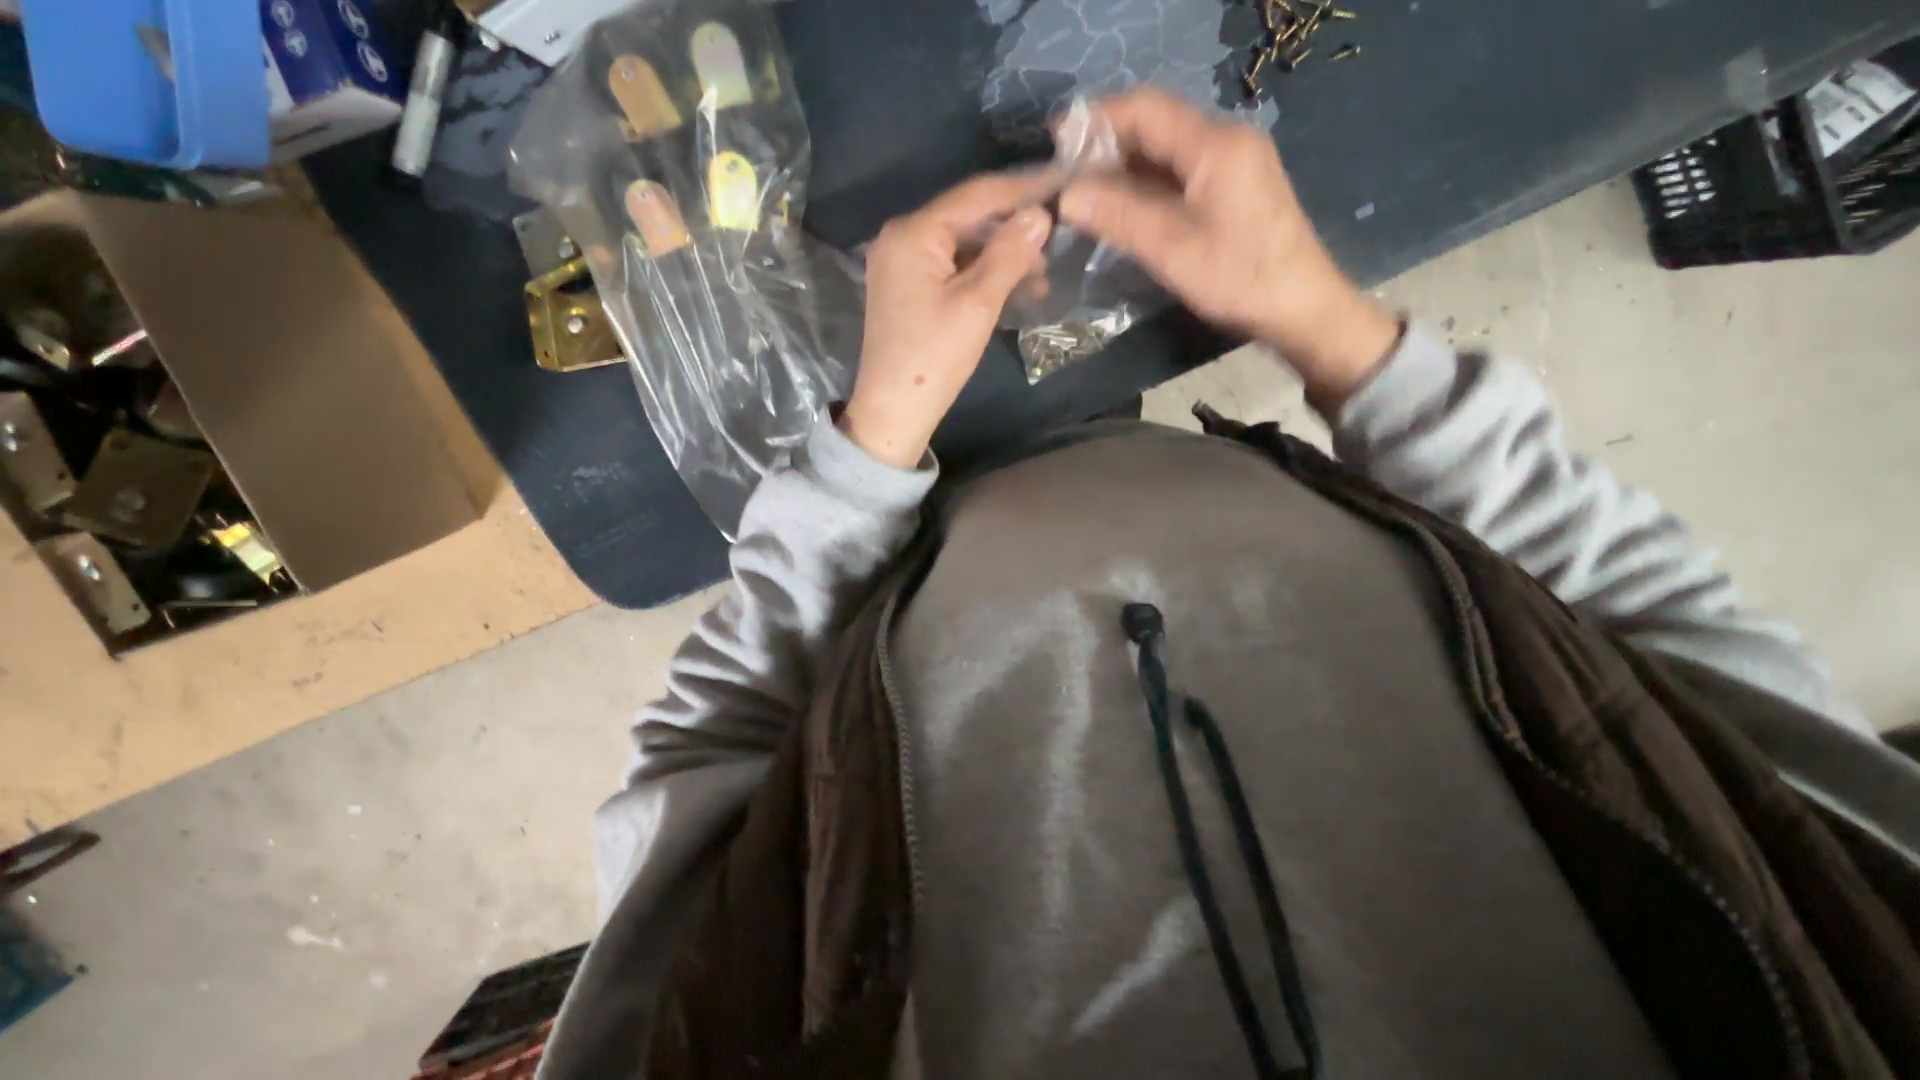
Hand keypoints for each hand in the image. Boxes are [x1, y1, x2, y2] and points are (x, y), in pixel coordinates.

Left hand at [842, 175, 1052, 467]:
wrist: (893, 410)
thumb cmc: (935, 356)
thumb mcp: (979, 302)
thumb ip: (1010, 253)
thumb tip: (1039, 214)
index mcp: (913, 232)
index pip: (976, 195)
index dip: (1022, 189)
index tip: (1063, 183)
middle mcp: (900, 236)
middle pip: (967, 217)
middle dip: (1013, 228)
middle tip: (1058, 237)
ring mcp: (899, 262)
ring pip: (961, 243)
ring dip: (1001, 254)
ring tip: (1042, 274)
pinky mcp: (905, 286)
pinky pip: (950, 265)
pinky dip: (981, 271)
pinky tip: (1014, 286)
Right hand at [1058, 89, 1400, 410]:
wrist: (1302, 308)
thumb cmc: (1239, 277)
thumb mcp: (1171, 248)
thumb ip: (1117, 215)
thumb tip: (1066, 195)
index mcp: (1214, 144)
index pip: (1145, 109)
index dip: (1095, 120)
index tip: (1054, 142)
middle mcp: (1226, 140)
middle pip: (1155, 125)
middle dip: (1106, 145)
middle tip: (1063, 175)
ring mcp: (1234, 162)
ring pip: (1167, 150)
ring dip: (1124, 167)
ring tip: (1083, 194)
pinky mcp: (1235, 186)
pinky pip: (1181, 171)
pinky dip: (1147, 183)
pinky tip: (1120, 207)